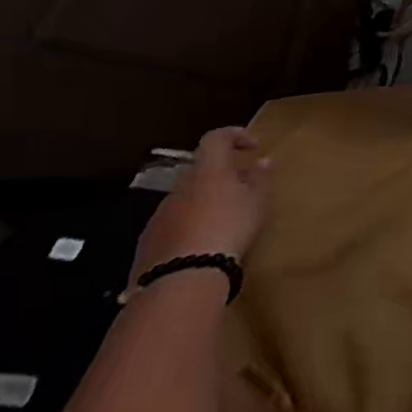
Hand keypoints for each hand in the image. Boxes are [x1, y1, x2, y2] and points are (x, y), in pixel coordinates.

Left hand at [130, 127, 270, 283]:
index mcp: (208, 171)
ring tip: (226, 220)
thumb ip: (260, 178)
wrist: (183, 276)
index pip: (215, 138)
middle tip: (245, 189)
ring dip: (206, 201)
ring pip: (187, 197)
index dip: (234, 135)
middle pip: (201, 170)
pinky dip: (190, 224)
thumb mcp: (257, 201)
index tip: (253, 147)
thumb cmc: (230, 227)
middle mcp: (180, 186)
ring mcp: (160, 214)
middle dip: (223, 176)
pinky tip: (204, 243)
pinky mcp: (148, 240)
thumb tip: (263, 161)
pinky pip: (174, 222)